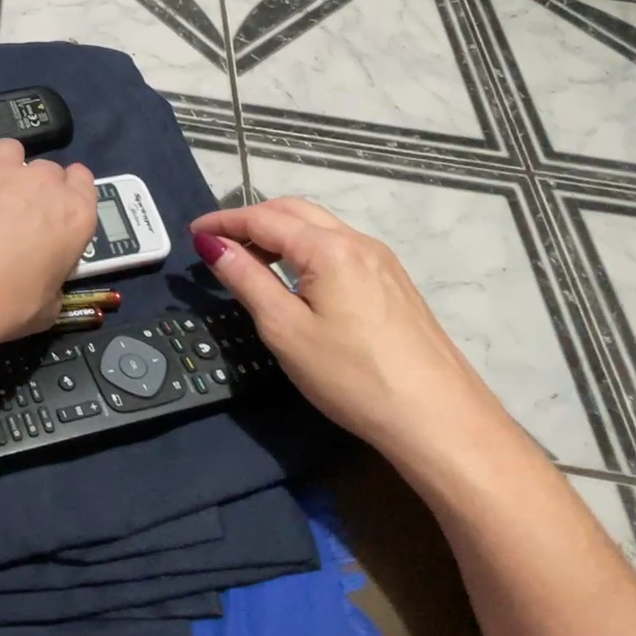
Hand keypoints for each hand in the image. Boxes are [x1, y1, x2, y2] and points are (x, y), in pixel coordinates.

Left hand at [0, 139, 96, 350]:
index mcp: (73, 215)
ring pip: (10, 153)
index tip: (58, 212)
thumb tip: (42, 277)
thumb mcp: (47, 307)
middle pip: (48, 170)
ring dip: (6, 171)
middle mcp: (40, 183)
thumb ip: (53, 280)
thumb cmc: (4, 307)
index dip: (71, 194)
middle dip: (38, 188)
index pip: (84, 182)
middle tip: (20, 217)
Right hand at [190, 198, 511, 461]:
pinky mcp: (394, 285)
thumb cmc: (353, 377)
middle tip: (216, 243)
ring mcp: (382, 263)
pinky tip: (293, 278)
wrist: (442, 424)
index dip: (223, 222)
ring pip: (318, 228)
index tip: (192, 233)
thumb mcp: (285, 329)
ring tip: (247, 260)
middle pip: (293, 211)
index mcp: (329, 249)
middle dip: (250, 219)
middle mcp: (359, 243)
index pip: (264, 218)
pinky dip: (303, 249)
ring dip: (277, 233)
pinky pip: (337, 248)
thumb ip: (246, 279)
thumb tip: (212, 244)